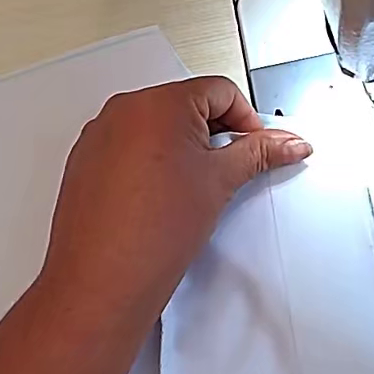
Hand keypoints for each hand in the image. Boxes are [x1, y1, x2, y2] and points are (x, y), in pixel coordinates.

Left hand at [38, 76, 311, 318]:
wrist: (102, 282)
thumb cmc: (150, 234)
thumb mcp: (221, 182)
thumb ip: (260, 152)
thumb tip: (286, 141)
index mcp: (158, 103)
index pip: (219, 91)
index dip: (247, 119)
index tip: (255, 145)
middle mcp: (123, 109)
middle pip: (187, 104)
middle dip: (214, 134)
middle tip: (226, 169)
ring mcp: (100, 134)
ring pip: (157, 125)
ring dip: (182, 147)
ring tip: (190, 189)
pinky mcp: (86, 158)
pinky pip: (128, 145)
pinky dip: (150, 161)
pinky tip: (161, 197)